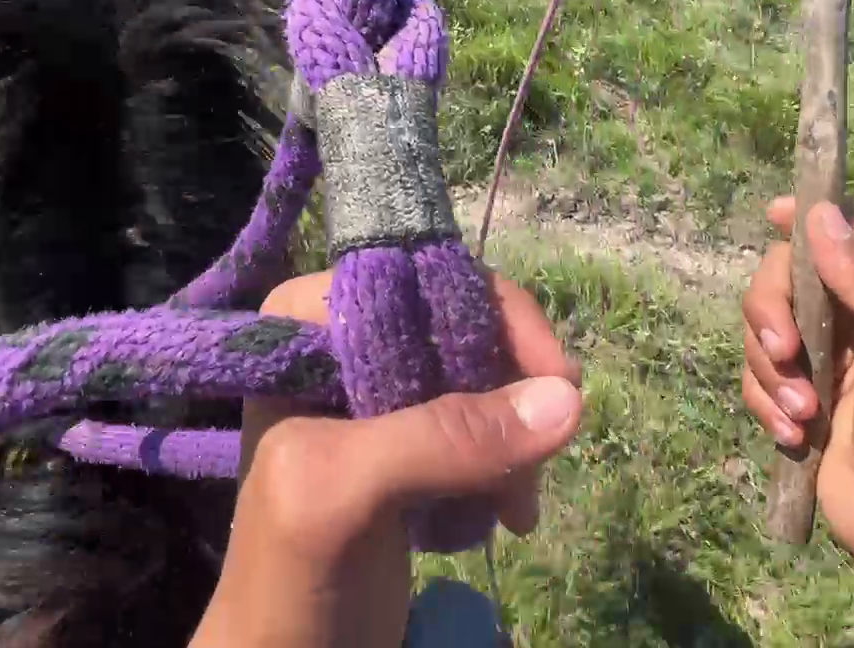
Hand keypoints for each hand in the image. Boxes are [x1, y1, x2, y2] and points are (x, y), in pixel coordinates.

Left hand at [190, 267, 582, 647]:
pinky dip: (508, 460)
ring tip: (519, 505)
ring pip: (480, 371)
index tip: (553, 375)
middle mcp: (344, 341)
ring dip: (515, 432)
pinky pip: (482, 420)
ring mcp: (379, 390)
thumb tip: (565, 397)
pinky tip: (510, 511)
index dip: (493, 312)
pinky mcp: (410, 441)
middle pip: (458, 322)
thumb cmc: (288, 575)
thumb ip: (441, 437)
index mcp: (308, 322)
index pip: (418, 278)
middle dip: (511, 382)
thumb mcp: (344, 492)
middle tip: (541, 450)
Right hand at [742, 198, 853, 647]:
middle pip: (790, 276)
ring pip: (764, 324)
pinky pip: (757, 371)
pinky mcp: (799, 389)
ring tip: (802, 414)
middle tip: (785, 354)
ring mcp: (827, 355)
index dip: (812, 219)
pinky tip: (793, 432)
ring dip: (772, 370)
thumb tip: (821, 214)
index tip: (773, 215)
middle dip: (773, 313)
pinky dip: (766, 399)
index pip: (853, 233)